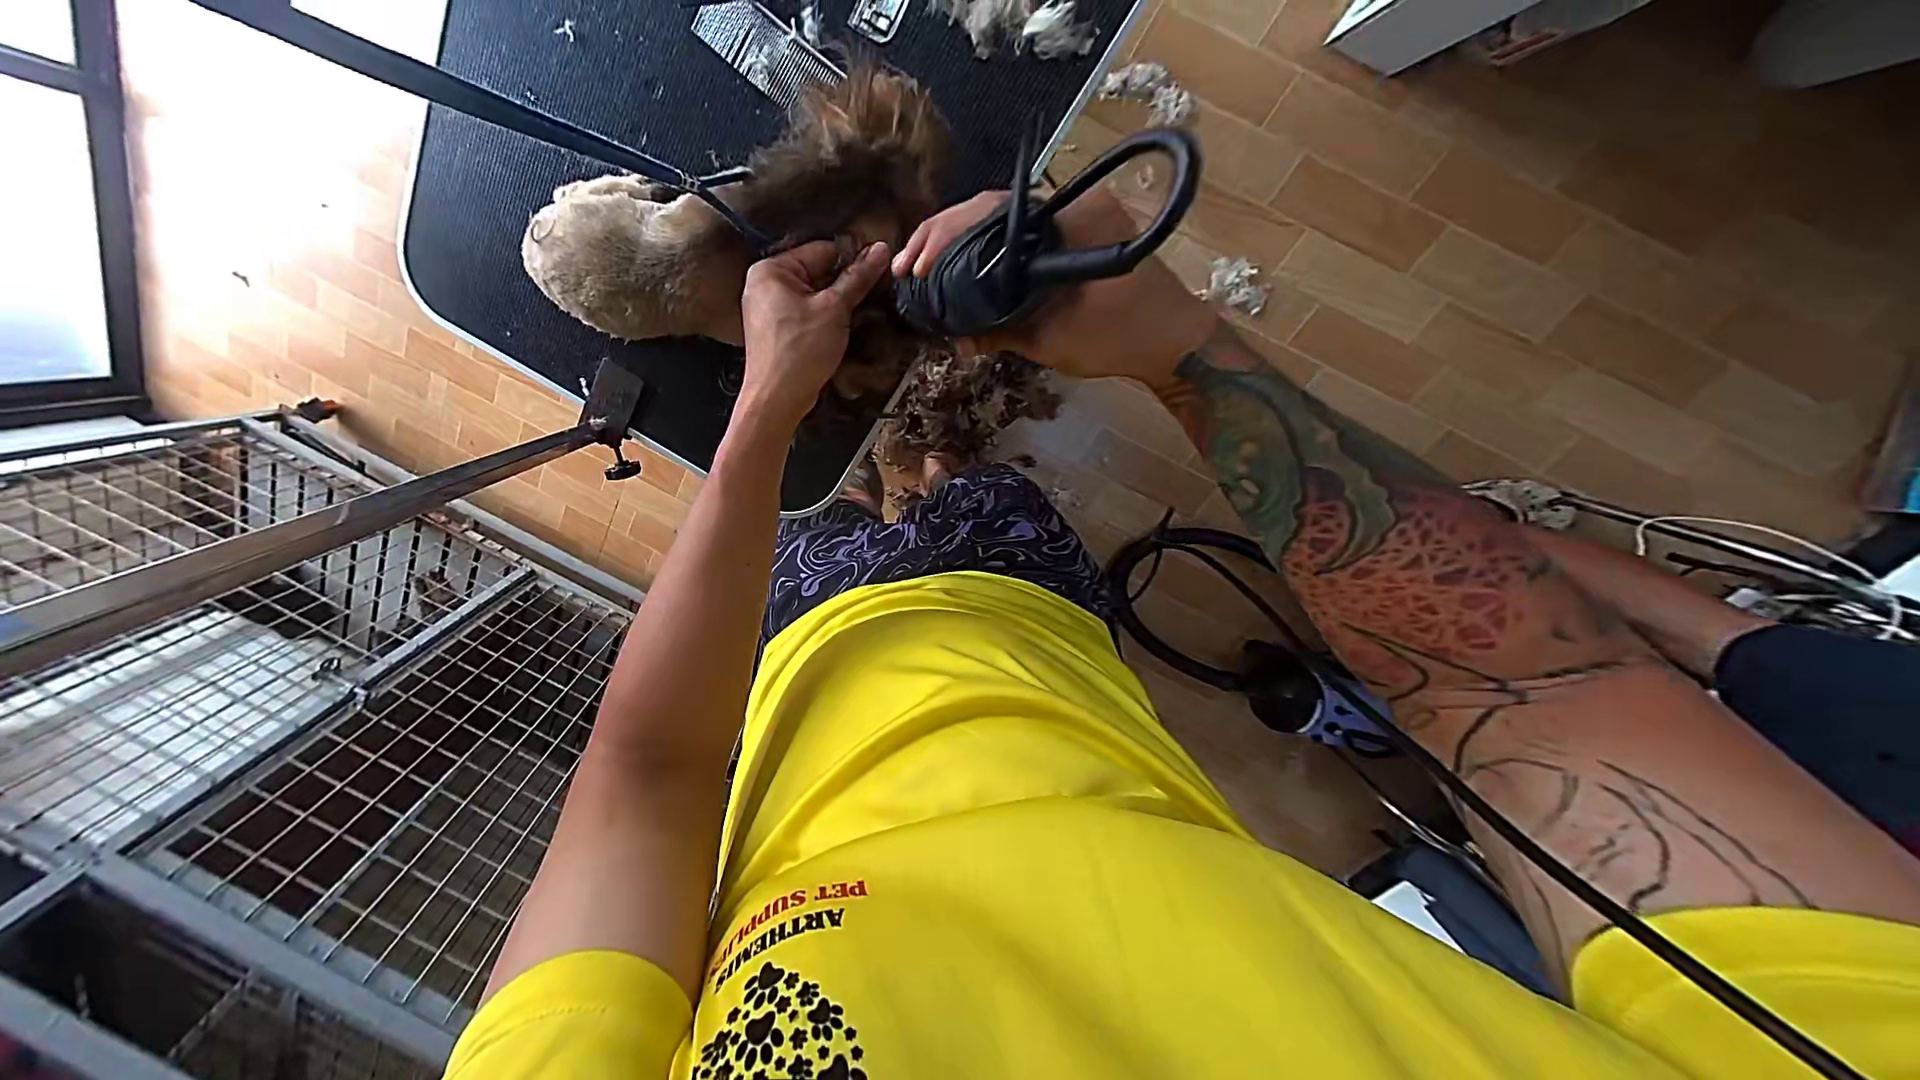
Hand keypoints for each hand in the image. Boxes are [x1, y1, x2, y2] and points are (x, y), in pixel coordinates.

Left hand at [738, 239, 890, 431]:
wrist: (777, 398)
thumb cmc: (798, 353)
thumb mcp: (835, 309)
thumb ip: (857, 278)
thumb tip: (879, 251)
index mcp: (772, 269)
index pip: (821, 250)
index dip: (851, 259)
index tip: (877, 267)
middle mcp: (765, 284)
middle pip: (817, 272)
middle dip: (843, 285)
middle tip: (869, 296)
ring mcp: (769, 309)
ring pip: (814, 295)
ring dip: (836, 305)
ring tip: (852, 317)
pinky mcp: (778, 330)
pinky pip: (807, 314)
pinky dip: (825, 320)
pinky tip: (838, 331)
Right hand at [893, 188, 1215, 387]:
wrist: (1175, 343)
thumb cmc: (1118, 339)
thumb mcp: (1052, 340)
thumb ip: (999, 333)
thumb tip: (957, 343)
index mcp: (1065, 218)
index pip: (987, 210)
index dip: (944, 236)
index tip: (915, 265)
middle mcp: (1070, 203)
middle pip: (992, 208)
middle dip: (945, 236)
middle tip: (910, 265)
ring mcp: (1078, 214)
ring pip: (1006, 220)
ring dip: (965, 241)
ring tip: (928, 266)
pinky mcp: (1080, 232)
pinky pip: (1027, 233)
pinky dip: (995, 250)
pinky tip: (968, 267)